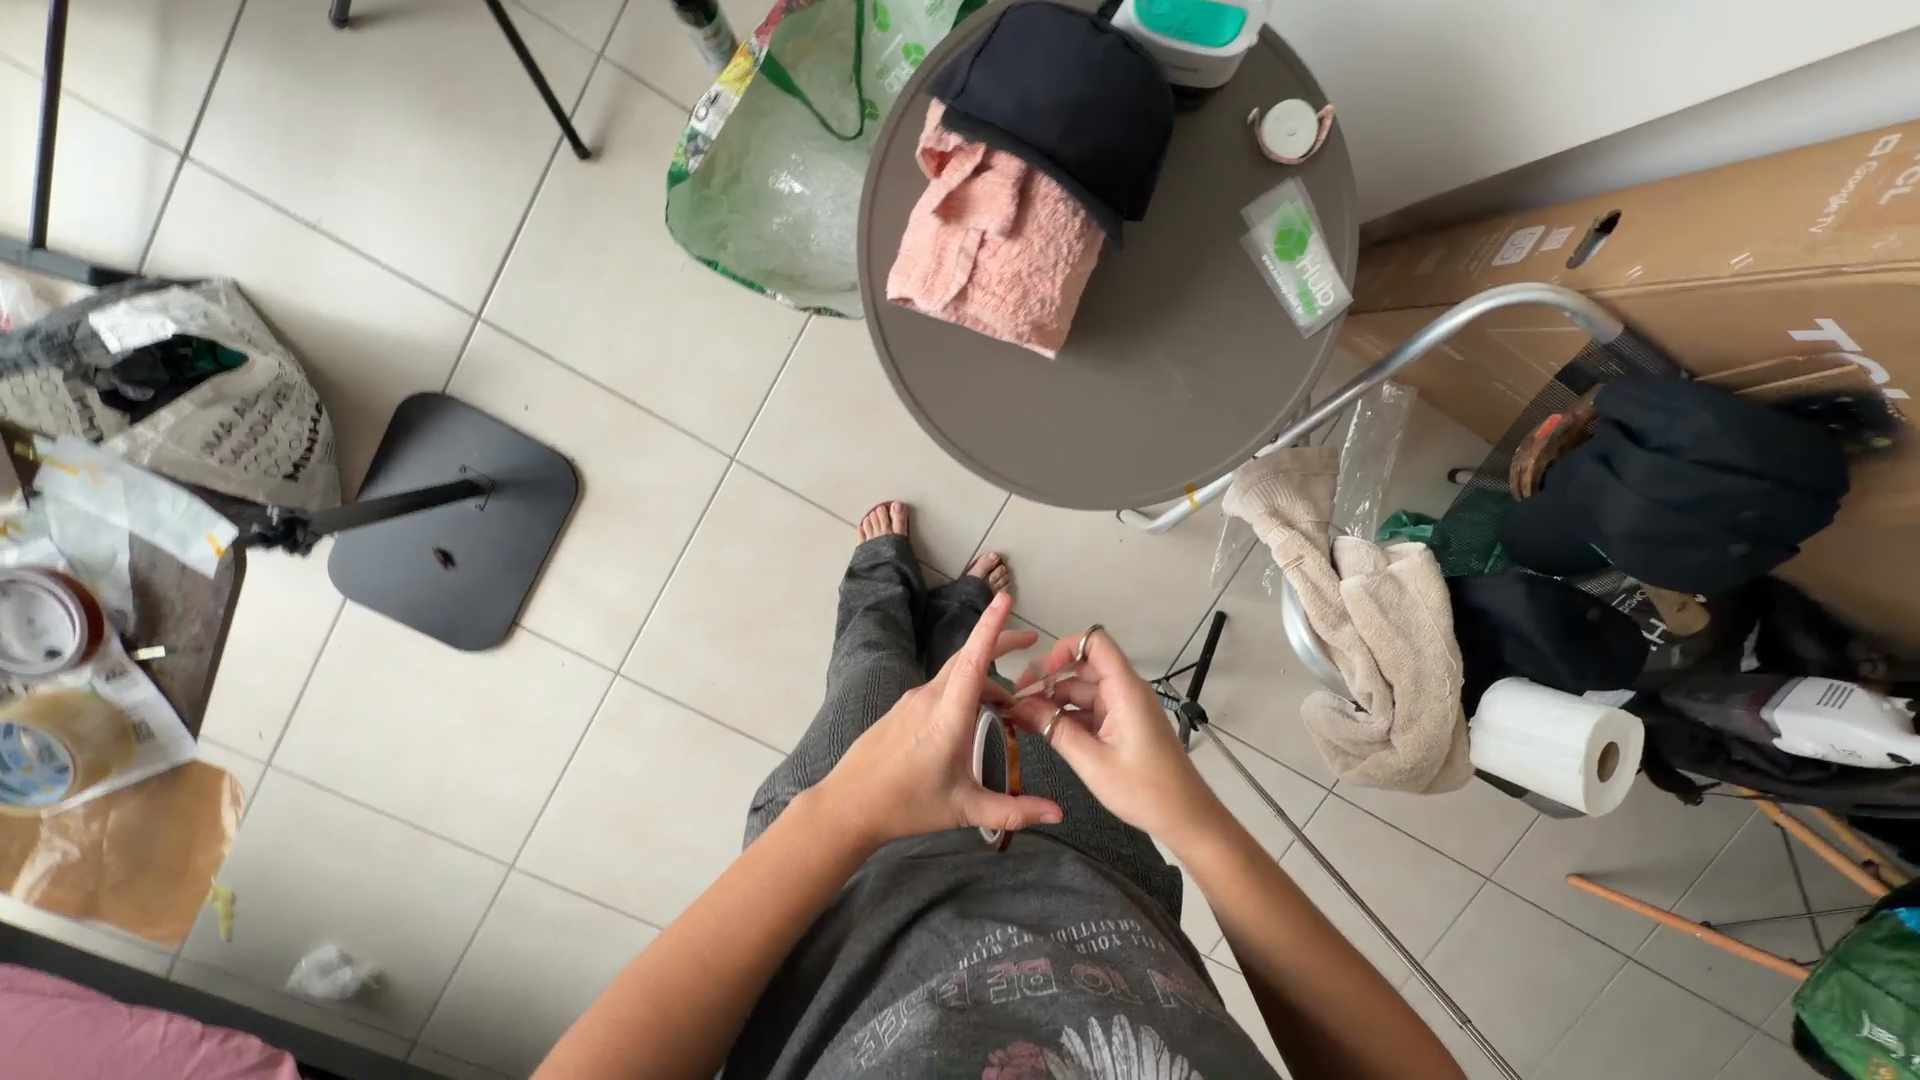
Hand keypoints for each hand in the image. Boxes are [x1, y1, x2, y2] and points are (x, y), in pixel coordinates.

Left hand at [812, 592, 1063, 849]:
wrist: (847, 806)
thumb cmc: (905, 806)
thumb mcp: (965, 810)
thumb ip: (1014, 810)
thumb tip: (1057, 814)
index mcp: (947, 717)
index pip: (973, 659)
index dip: (991, 627)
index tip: (1004, 598)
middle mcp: (928, 699)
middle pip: (968, 656)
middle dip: (1001, 642)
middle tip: (1031, 640)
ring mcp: (912, 700)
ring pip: (955, 674)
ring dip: (984, 678)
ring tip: (1009, 705)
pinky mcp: (902, 708)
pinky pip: (940, 687)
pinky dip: (964, 689)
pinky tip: (974, 716)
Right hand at [1005, 627, 1225, 848]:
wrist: (1186, 818)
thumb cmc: (1145, 790)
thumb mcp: (1092, 761)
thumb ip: (1054, 729)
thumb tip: (1020, 706)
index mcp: (1124, 689)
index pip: (1095, 642)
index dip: (1064, 649)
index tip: (1038, 674)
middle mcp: (1125, 691)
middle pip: (1082, 667)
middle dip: (1048, 679)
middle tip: (1016, 700)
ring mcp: (1124, 708)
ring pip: (1081, 691)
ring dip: (1053, 701)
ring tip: (1021, 717)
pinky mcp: (1122, 725)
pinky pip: (1089, 710)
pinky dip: (1066, 717)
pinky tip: (1042, 729)